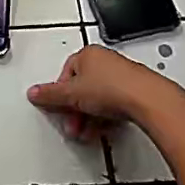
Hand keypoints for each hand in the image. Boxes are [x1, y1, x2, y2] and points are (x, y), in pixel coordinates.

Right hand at [26, 44, 184, 141]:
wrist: (149, 101)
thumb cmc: (114, 88)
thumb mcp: (70, 94)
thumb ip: (48, 94)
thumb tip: (35, 93)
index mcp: (89, 54)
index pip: (65, 73)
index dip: (60, 93)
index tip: (57, 106)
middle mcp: (107, 61)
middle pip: (82, 88)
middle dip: (74, 109)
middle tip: (72, 123)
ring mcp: (123, 76)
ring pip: (98, 98)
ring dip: (89, 117)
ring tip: (87, 130)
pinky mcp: (136, 90)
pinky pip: (114, 103)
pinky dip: (106, 116)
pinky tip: (104, 127)